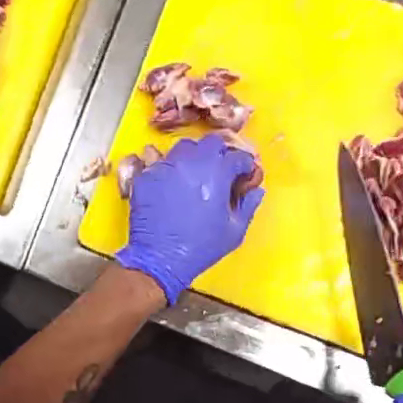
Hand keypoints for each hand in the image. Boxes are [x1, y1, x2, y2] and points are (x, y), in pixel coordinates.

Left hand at [115, 136, 264, 304]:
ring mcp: (166, 166)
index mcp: (217, 172)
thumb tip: (256, 190)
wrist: (159, 259)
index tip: (242, 177)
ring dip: (193, 157)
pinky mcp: (145, 176)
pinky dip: (169, 169)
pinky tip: (171, 186)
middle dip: (218, 155)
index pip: (238, 156)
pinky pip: (159, 162)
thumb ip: (248, 205)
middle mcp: (192, 161)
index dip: (243, 167)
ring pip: (183, 148)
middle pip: (211, 143)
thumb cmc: (200, 248)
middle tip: (218, 173)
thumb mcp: (234, 231)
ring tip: (193, 177)